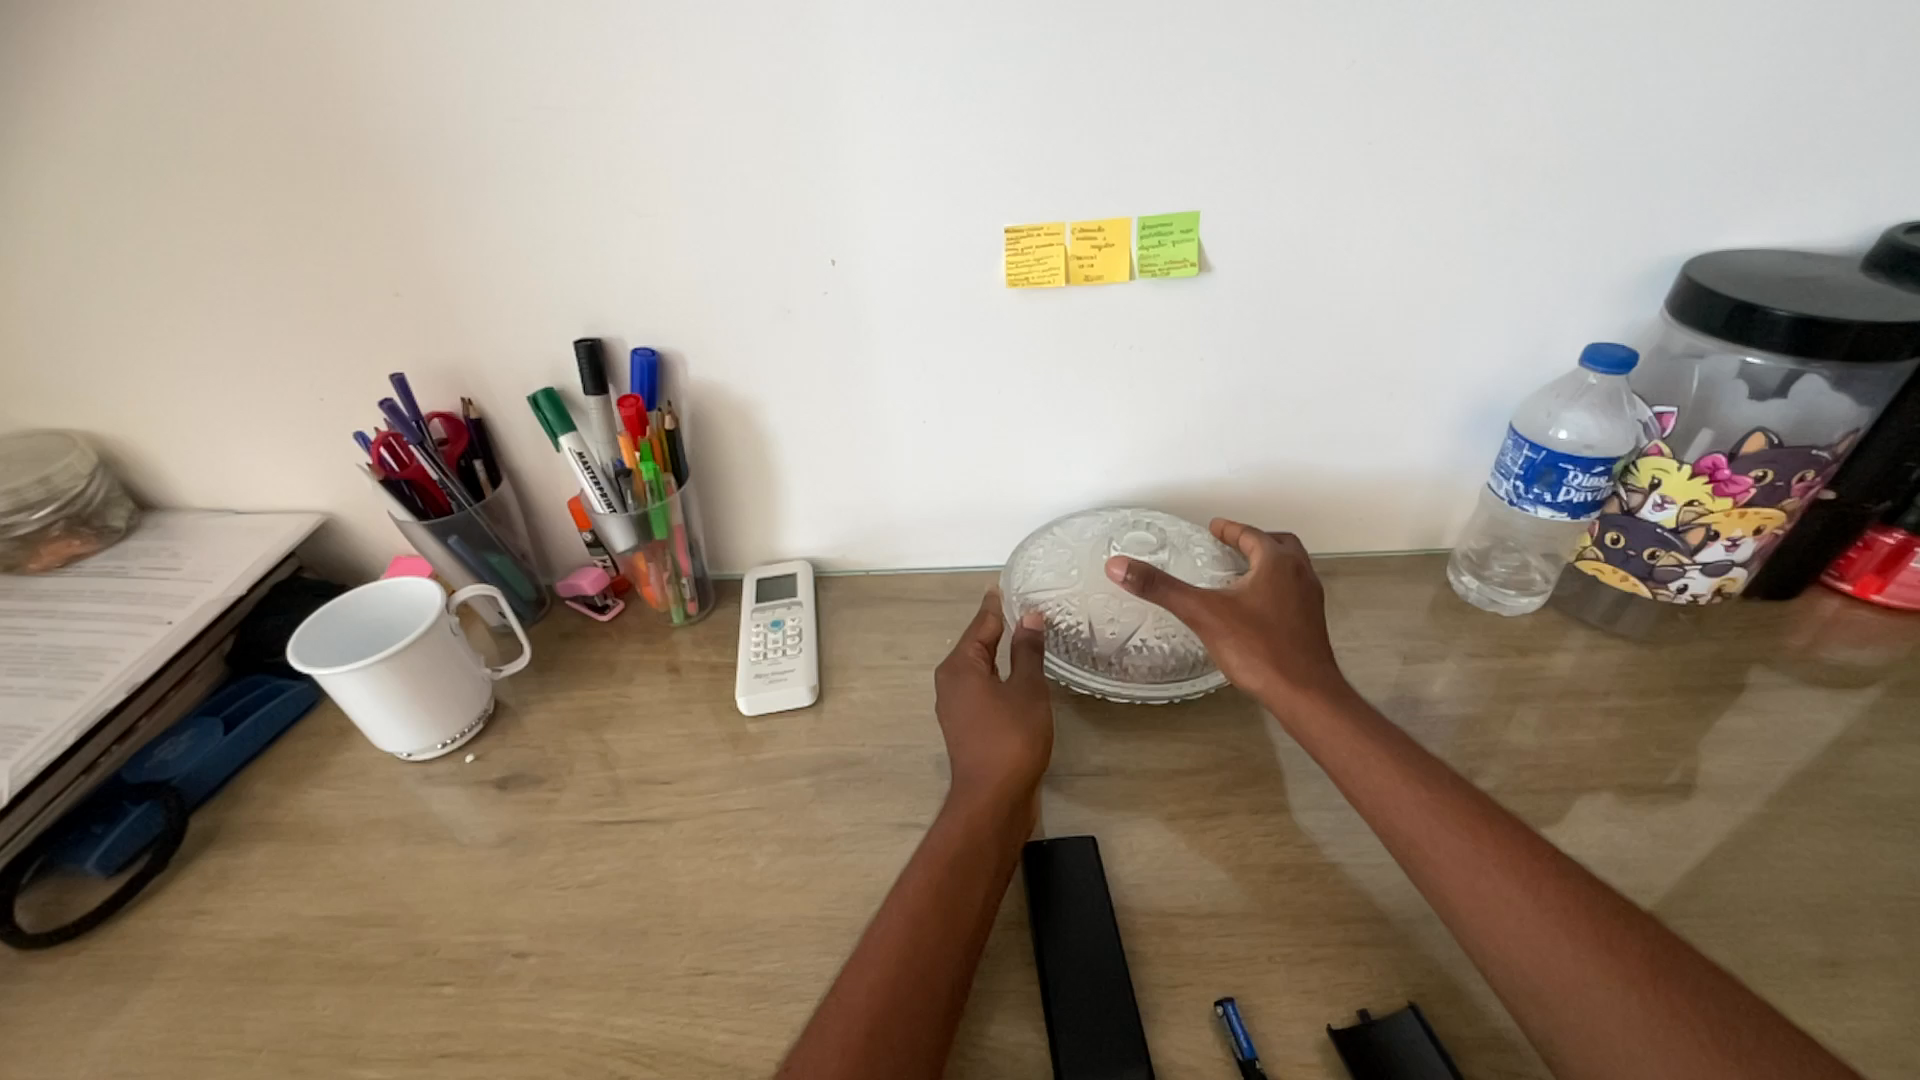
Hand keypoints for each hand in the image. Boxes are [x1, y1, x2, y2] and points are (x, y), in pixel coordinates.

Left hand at [933, 589, 1053, 813]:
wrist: (993, 799)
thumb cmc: (1011, 738)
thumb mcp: (1027, 689)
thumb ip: (1028, 651)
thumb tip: (1030, 616)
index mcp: (960, 666)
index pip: (982, 624)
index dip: (998, 605)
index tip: (1008, 585)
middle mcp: (951, 682)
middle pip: (977, 644)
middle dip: (999, 627)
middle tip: (1026, 607)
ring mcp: (957, 706)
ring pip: (980, 668)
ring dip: (1001, 653)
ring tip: (1028, 636)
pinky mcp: (968, 726)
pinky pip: (984, 688)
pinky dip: (1001, 676)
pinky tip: (1020, 677)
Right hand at [1105, 519, 1349, 707]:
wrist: (1304, 694)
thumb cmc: (1260, 650)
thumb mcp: (1202, 613)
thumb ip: (1161, 588)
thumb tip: (1120, 566)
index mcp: (1277, 564)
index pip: (1252, 535)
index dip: (1231, 530)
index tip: (1215, 528)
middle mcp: (1300, 576)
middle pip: (1281, 546)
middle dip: (1256, 541)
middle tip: (1232, 545)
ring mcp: (1310, 602)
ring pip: (1291, 570)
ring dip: (1269, 565)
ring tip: (1240, 574)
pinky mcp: (1311, 626)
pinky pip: (1293, 595)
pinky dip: (1275, 590)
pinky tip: (1254, 610)